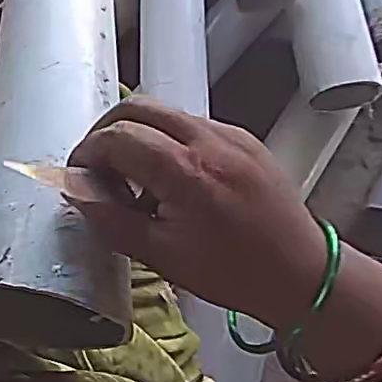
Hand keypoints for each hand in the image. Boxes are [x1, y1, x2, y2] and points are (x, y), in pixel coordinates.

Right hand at [68, 98, 327, 330]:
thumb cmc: (233, 273)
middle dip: (105, 130)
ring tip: (131, 176)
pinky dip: (164, 138)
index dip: (88, 152)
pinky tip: (167, 176)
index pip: (118, 137)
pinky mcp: (242, 137)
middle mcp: (210, 141)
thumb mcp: (161, 255)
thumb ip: (111, 218)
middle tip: (96, 164)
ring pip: (163, 110)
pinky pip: (189, 123)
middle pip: (137, 106)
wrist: (303, 274)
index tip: (79, 174)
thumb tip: (77, 191)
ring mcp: (230, 134)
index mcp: (188, 173)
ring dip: (135, 133)